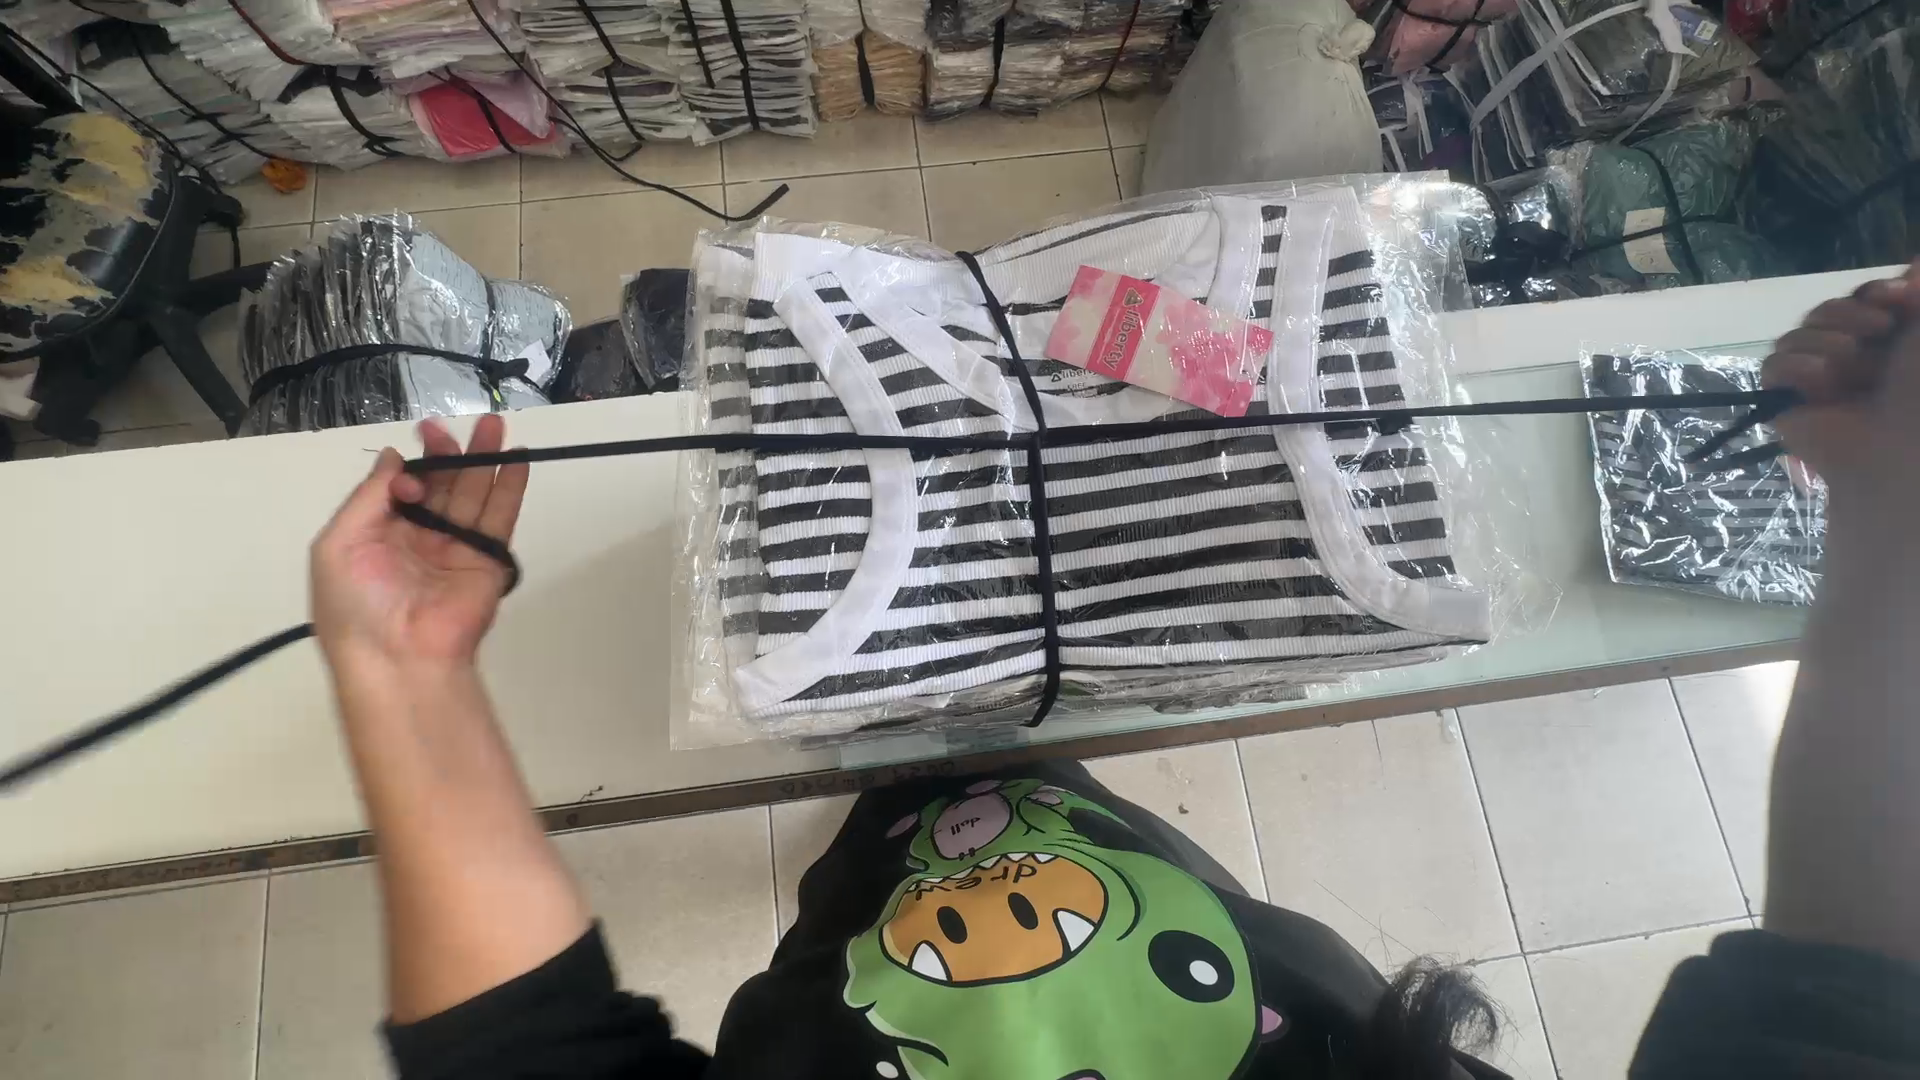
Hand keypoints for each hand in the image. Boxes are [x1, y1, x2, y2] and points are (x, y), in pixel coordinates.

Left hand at [311, 414, 528, 674]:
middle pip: (444, 485)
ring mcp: (458, 546)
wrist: (401, 653)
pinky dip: (510, 488)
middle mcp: (421, 535)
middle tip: (468, 424)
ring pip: (475, 494)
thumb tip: (394, 457)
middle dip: (454, 453)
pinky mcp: (490, 559)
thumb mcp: (339, 543)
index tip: (419, 451)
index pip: (403, 486)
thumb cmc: (357, 602)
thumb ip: (369, 497)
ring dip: (487, 461)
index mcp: (380, 532)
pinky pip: (500, 518)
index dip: (413, 464)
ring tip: (498, 427)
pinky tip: (517, 461)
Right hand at [1764, 259, 1919, 486]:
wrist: (1904, 443)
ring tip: (1847, 369)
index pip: (1869, 295)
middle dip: (1848, 313)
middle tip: (1875, 330)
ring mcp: (1820, 377)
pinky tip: (1821, 387)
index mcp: (1900, 337)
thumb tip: (1914, 261)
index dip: (1877, 290)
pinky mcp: (1785, 398)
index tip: (1896, 296)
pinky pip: (1774, 365)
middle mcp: (1860, 354)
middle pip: (1829, 308)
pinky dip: (1797, 370)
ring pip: (1798, 334)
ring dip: (1826, 343)